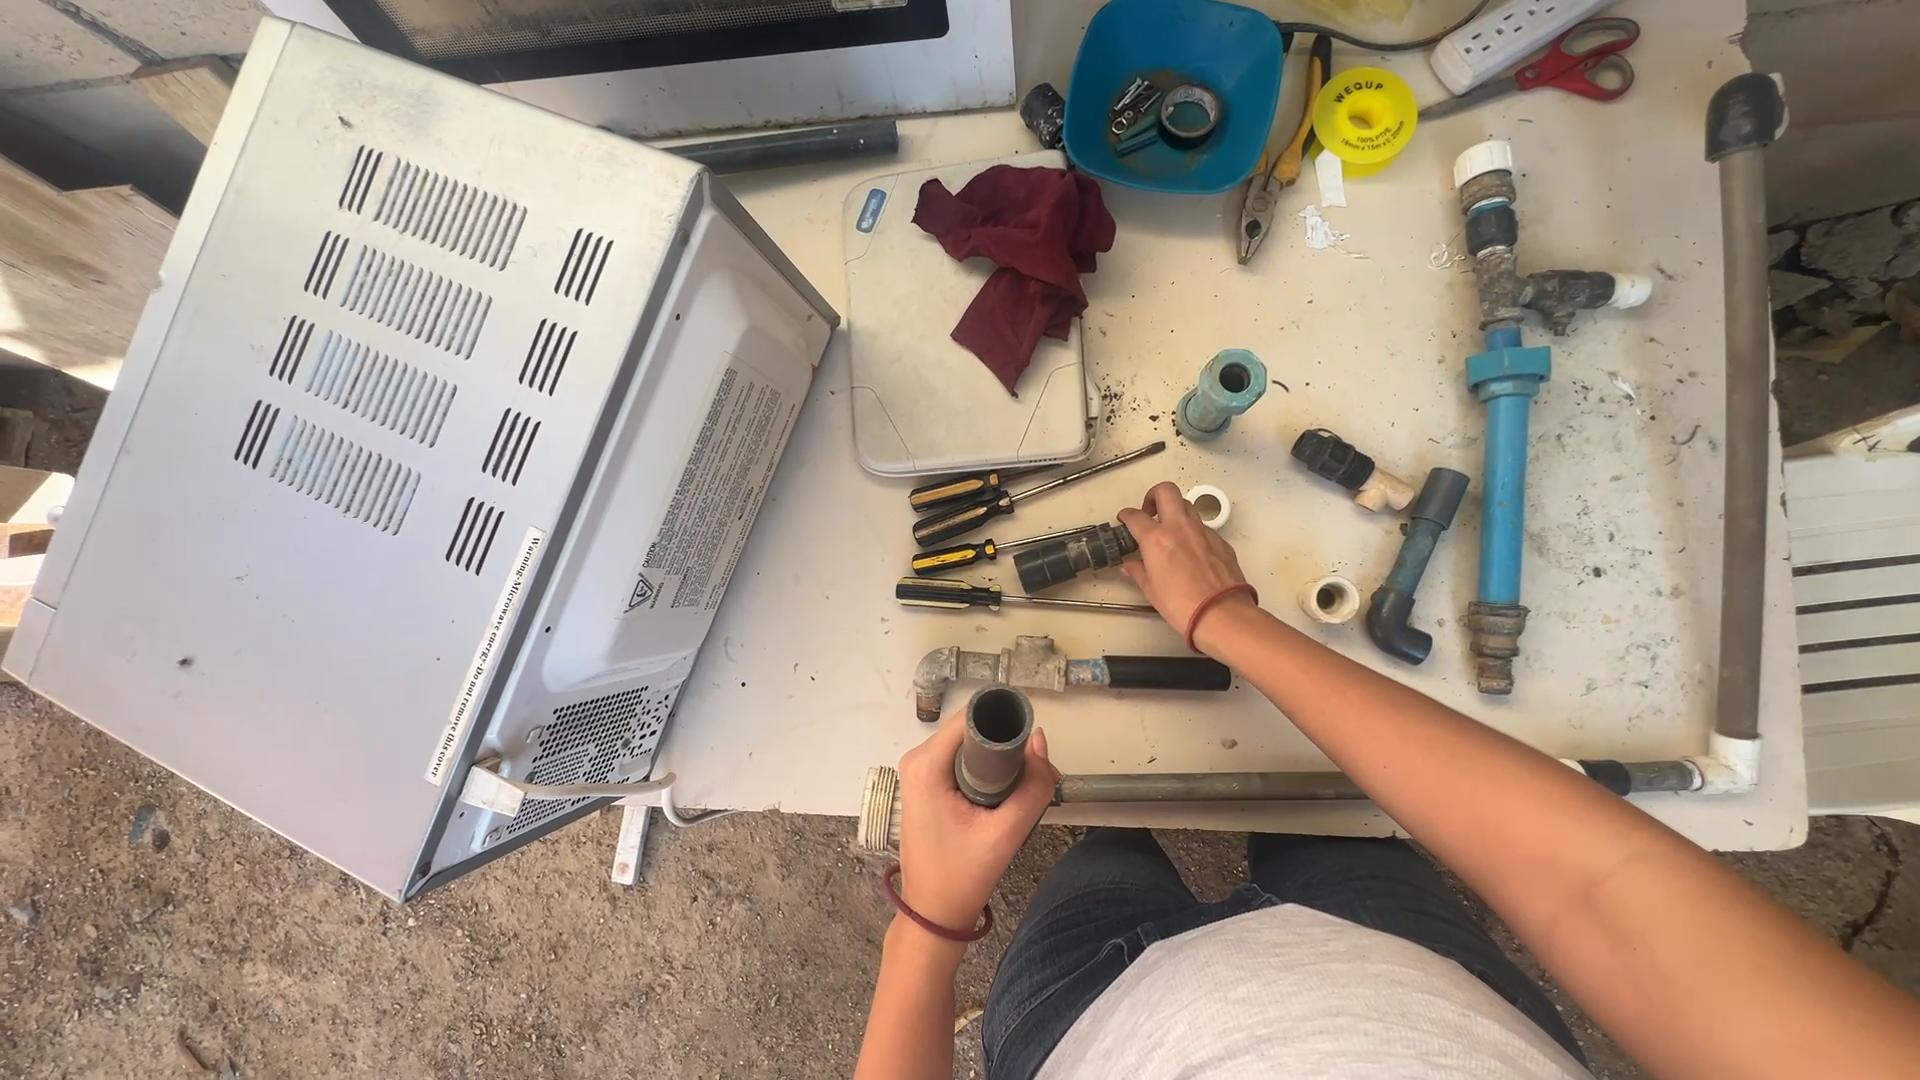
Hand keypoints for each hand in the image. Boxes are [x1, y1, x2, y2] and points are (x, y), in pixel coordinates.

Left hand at [895, 714, 1057, 933]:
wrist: (933, 915)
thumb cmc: (962, 876)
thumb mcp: (1005, 833)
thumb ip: (1032, 786)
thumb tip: (1040, 740)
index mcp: (926, 764)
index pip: (972, 719)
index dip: (1006, 725)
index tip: (1033, 749)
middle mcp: (916, 759)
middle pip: (971, 731)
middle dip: (1007, 746)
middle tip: (1038, 775)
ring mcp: (918, 770)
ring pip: (969, 745)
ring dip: (999, 760)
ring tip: (1026, 787)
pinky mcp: (925, 783)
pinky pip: (961, 760)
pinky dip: (986, 770)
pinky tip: (1006, 794)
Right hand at [1118, 481, 1254, 641]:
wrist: (1222, 614)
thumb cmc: (1182, 605)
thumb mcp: (1152, 591)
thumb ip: (1139, 572)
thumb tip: (1131, 566)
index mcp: (1156, 539)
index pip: (1135, 516)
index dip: (1126, 515)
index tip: (1125, 519)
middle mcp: (1179, 528)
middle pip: (1166, 491)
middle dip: (1154, 495)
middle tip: (1149, 512)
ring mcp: (1203, 532)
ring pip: (1188, 506)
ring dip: (1176, 511)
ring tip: (1170, 530)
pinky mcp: (1221, 541)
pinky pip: (1204, 527)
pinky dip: (1193, 532)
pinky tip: (1191, 551)